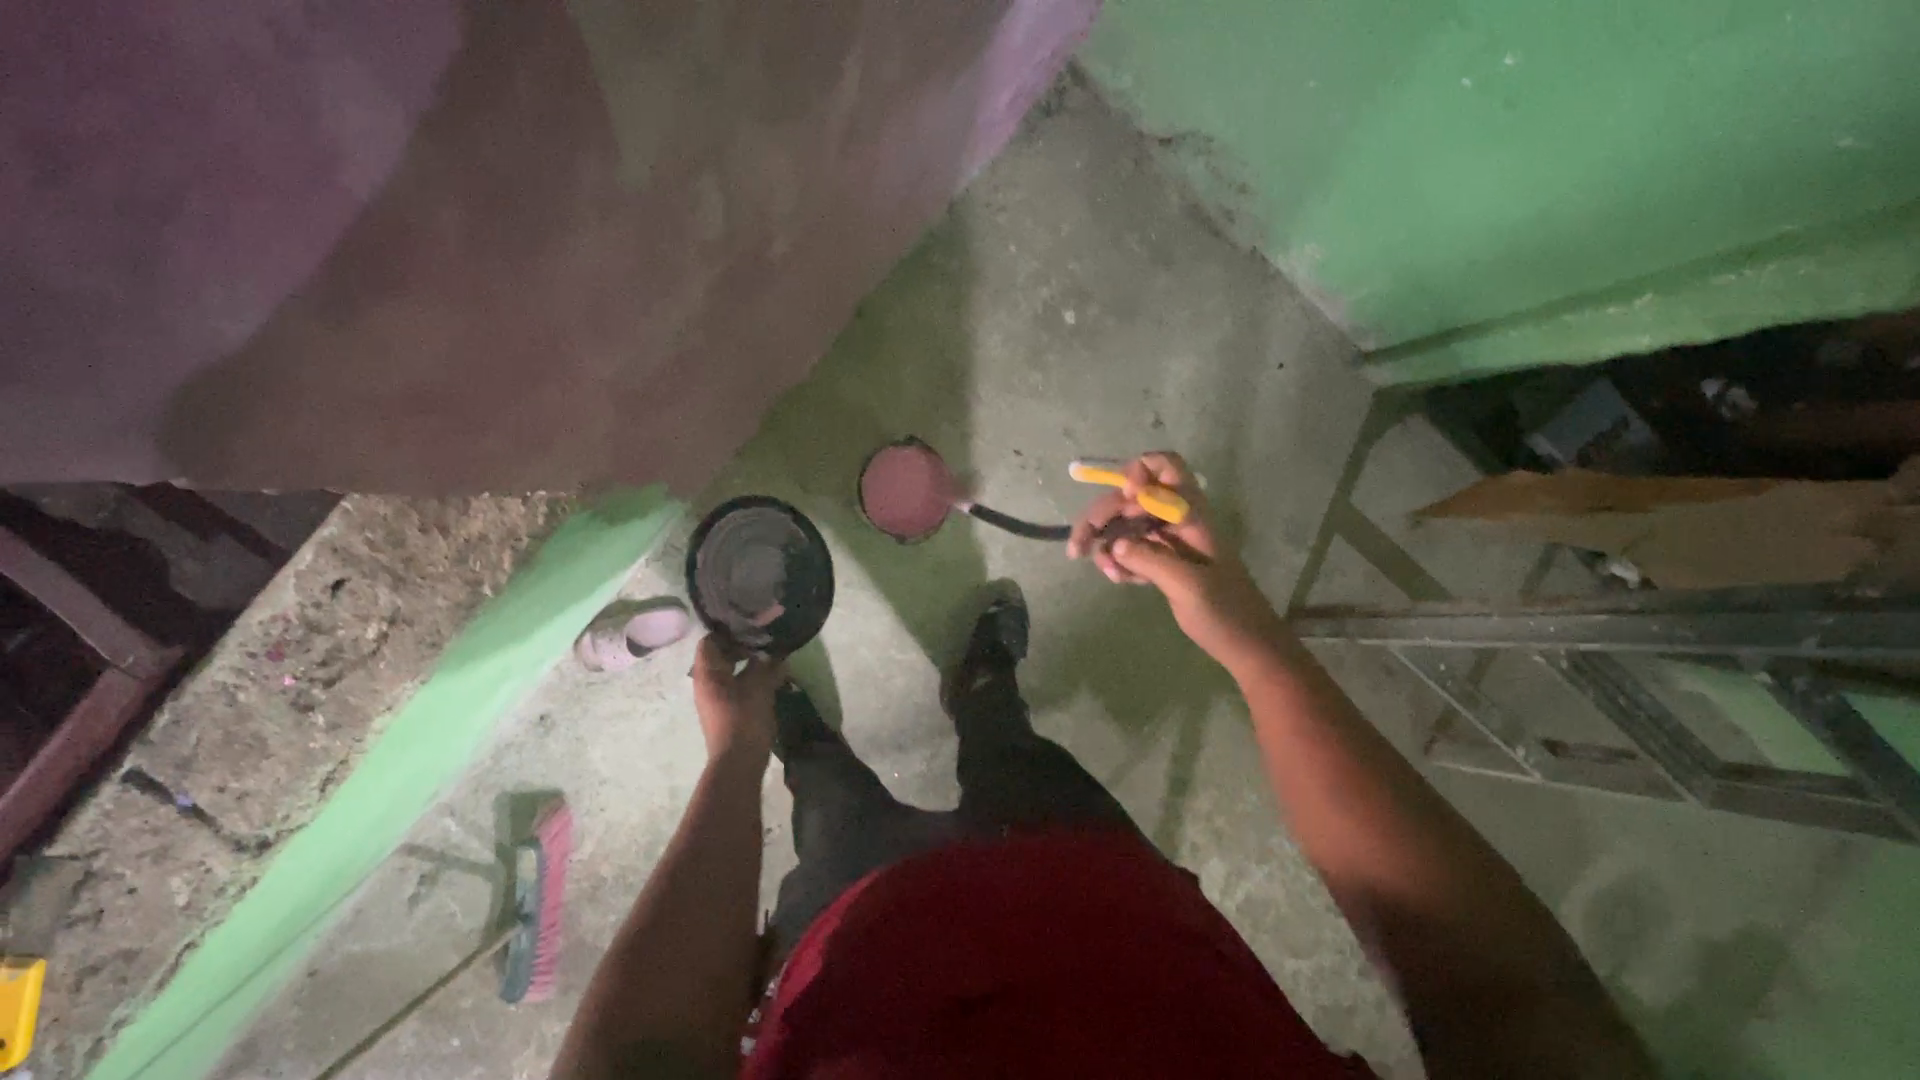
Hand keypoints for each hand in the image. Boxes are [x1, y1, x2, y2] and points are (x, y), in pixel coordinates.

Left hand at [690, 635, 785, 763]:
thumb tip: (777, 653)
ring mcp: (713, 699)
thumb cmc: (744, 718)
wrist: (738, 762)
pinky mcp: (724, 712)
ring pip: (728, 672)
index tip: (751, 628)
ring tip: (770, 659)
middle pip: (718, 656)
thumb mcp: (759, 686)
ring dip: (747, 665)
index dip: (729, 632)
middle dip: (741, 648)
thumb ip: (767, 665)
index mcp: (707, 673)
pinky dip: (748, 680)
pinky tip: (769, 680)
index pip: (710, 640)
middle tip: (765, 642)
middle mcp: (705, 684)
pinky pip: (734, 687)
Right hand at [1067, 452, 1285, 670]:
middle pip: (1131, 498)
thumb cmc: (1225, 611)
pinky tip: (1116, 579)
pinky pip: (1130, 549)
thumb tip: (1115, 544)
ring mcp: (1169, 541)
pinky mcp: (1162, 562)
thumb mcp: (1188, 585)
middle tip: (1079, 546)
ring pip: (1125, 525)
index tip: (1122, 497)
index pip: (1166, 467)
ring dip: (1106, 542)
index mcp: (1191, 514)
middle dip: (1102, 515)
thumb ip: (1150, 559)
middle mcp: (1177, 520)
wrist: (1246, 644)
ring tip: (1102, 569)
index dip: (1139, 471)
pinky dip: (1118, 560)